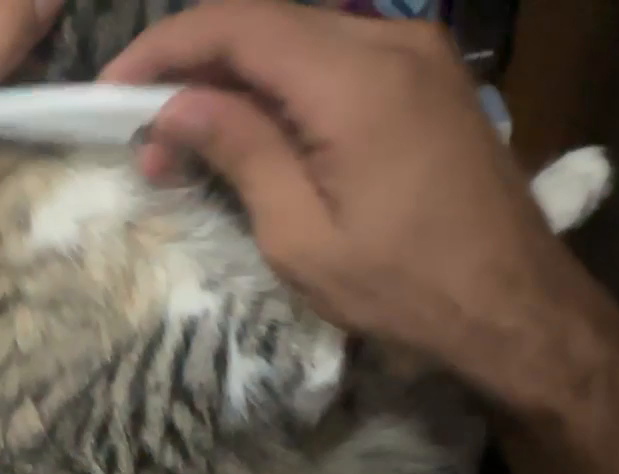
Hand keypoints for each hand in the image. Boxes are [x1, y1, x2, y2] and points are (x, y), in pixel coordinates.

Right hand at [102, 0, 611, 403]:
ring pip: (294, 40)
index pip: (239, 26)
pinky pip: (328, 61)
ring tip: (184, 148)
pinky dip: (273, 89)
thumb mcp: (298, 233)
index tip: (111, 91)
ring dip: (228, 83)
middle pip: (263, 23)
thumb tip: (175, 106)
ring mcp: (413, 53)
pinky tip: (245, 135)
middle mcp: (389, 41)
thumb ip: (241, 152)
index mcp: (355, 81)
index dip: (164, 48)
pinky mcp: (420, 78)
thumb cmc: (397, 284)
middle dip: (190, 71)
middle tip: (144, 141)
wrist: (508, 300)